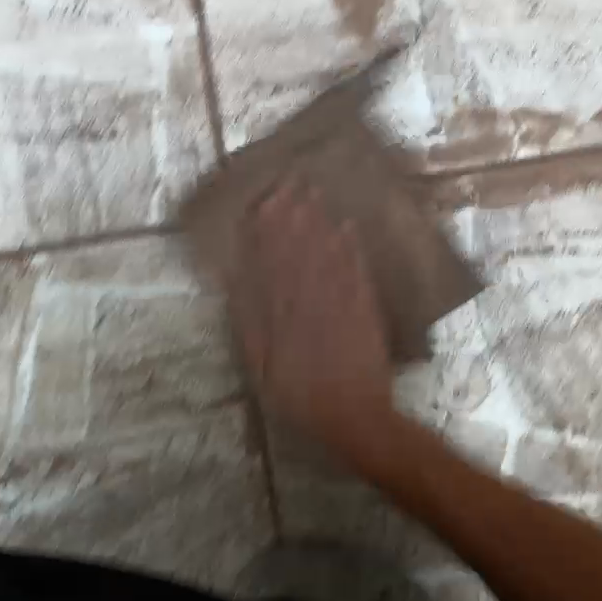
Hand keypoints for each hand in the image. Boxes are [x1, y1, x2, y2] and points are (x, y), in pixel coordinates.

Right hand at [235, 180, 398, 464]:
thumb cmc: (300, 398)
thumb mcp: (261, 367)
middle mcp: (311, 299)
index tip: (262, 200)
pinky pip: (357, 271)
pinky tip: (347, 226)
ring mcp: (341, 301)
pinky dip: (352, 248)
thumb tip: (235, 282)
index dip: (266, 229)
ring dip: (320, 221)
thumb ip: (249, 322)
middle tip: (290, 181)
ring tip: (313, 192)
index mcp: (281, 312)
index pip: (271, 261)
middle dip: (293, 214)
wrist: (355, 419)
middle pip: (300, 249)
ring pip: (327, 253)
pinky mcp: (366, 309)